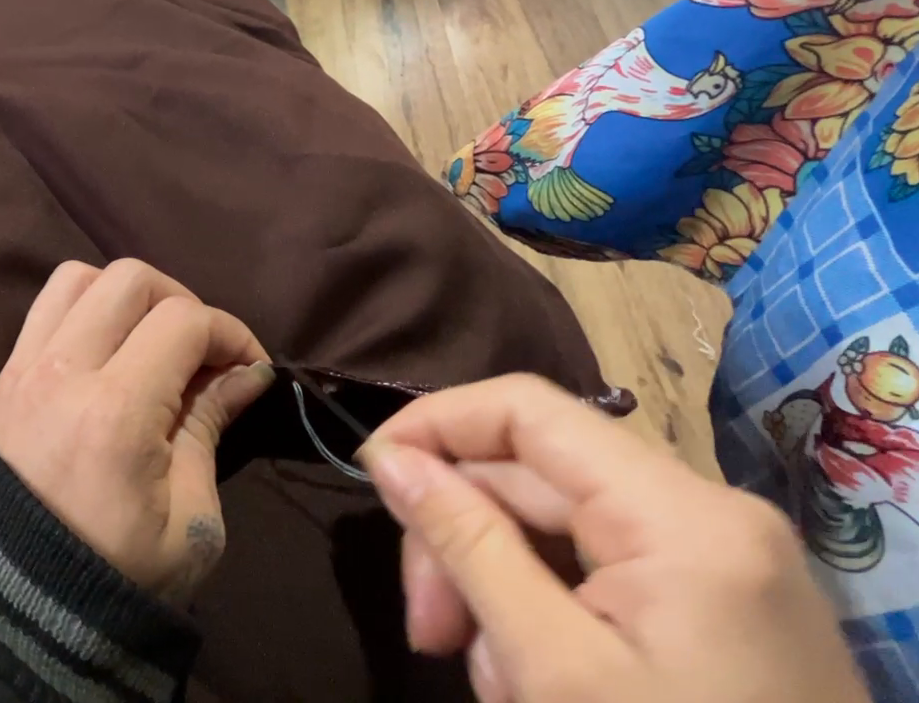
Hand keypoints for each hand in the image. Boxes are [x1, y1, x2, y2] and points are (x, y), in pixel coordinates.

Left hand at [0, 260, 275, 600]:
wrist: (15, 595)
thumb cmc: (115, 571)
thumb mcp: (190, 520)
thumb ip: (209, 427)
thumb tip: (243, 372)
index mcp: (115, 410)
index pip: (182, 320)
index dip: (230, 332)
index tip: (249, 367)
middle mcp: (64, 369)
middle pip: (130, 278)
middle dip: (182, 301)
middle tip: (201, 350)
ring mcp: (26, 364)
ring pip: (80, 276)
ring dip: (126, 295)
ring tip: (152, 340)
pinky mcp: (6, 371)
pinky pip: (46, 304)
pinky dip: (85, 305)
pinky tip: (109, 348)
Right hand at [358, 374, 868, 702]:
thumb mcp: (552, 666)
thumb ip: (466, 544)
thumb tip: (387, 456)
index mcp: (678, 515)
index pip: (525, 409)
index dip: (435, 423)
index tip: (374, 475)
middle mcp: (702, 513)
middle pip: (528, 476)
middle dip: (460, 539)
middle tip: (426, 627)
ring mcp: (711, 557)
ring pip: (548, 525)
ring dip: (491, 583)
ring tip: (479, 668)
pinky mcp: (709, 597)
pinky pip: (589, 566)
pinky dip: (539, 607)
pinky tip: (527, 675)